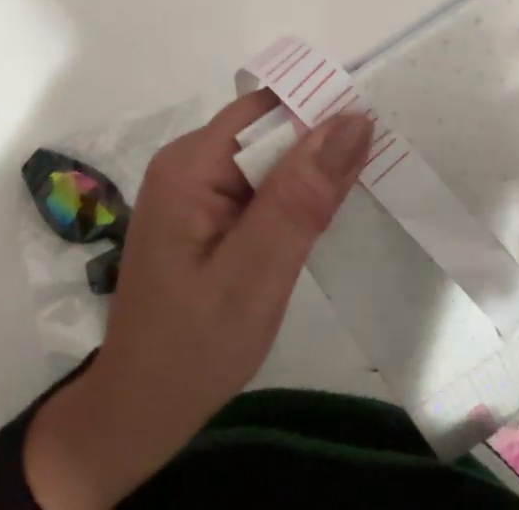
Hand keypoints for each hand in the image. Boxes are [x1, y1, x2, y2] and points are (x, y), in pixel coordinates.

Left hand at [23, 92, 374, 509]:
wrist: (140, 408)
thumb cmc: (194, 349)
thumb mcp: (256, 275)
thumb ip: (301, 197)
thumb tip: (352, 121)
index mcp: (189, 166)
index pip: (267, 109)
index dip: (322, 113)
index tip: (378, 135)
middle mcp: (186, 163)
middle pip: (267, 128)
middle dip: (320, 146)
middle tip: (378, 173)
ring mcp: (191, 188)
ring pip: (266, 157)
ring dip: (309, 174)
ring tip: (358, 197)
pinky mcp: (201, 213)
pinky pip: (255, 185)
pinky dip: (290, 198)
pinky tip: (317, 222)